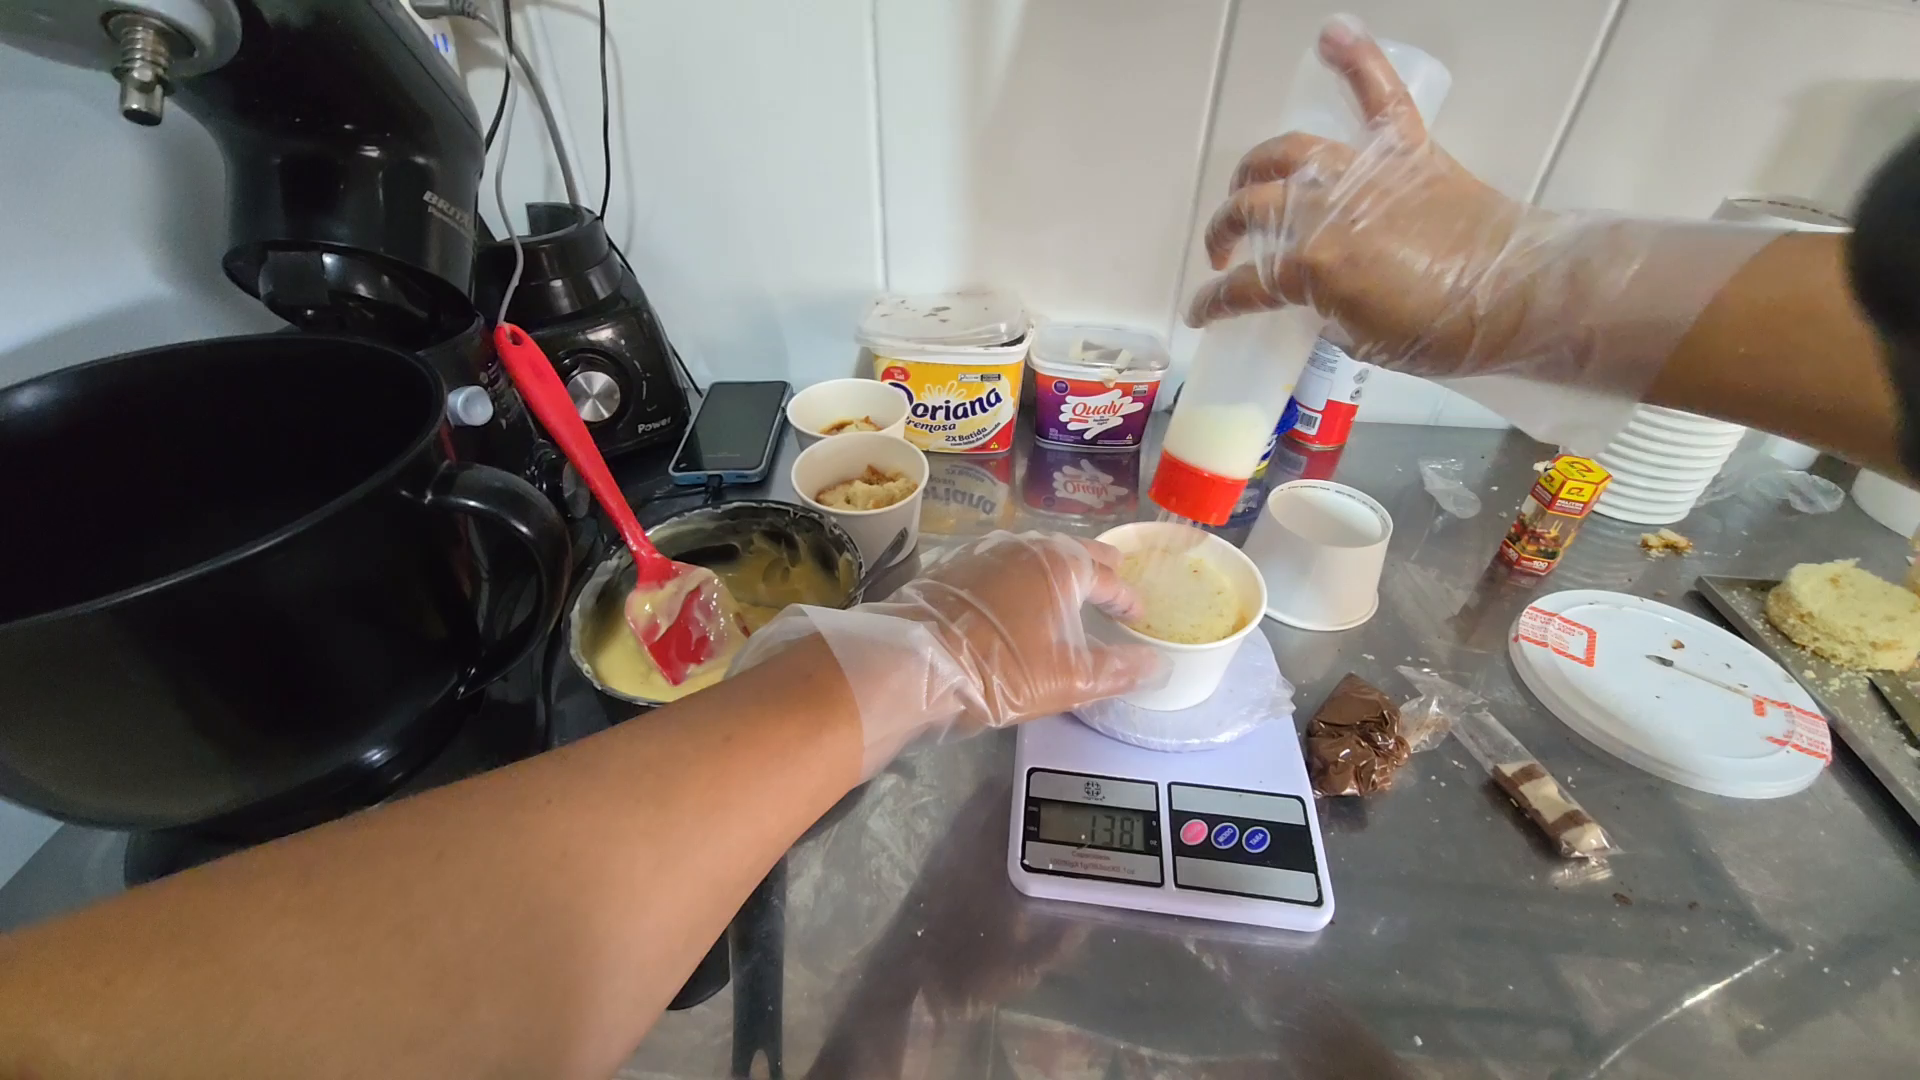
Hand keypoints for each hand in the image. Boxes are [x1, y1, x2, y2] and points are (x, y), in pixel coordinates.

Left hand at [731, 531, 1164, 775]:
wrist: (911, 662)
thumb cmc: (998, 668)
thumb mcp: (1066, 680)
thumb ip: (1115, 670)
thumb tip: (1155, 664)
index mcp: (1060, 565)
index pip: (1107, 579)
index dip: (1126, 599)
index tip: (1137, 614)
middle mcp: (1023, 545)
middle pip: (1071, 551)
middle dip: (1096, 566)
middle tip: (1111, 578)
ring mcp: (982, 551)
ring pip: (1032, 551)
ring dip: (1054, 565)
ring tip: (1063, 582)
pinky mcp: (950, 566)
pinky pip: (998, 562)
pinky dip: (1017, 572)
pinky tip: (1010, 590)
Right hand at [1186, 17, 1534, 375]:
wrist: (1518, 297)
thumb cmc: (1437, 335)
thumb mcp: (1357, 342)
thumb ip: (1321, 311)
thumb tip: (1315, 296)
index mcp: (1309, 269)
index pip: (1241, 287)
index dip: (1212, 304)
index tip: (1200, 314)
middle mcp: (1325, 212)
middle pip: (1250, 210)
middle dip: (1223, 234)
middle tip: (1226, 254)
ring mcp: (1365, 175)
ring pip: (1288, 153)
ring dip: (1255, 168)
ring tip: (1248, 185)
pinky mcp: (1408, 152)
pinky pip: (1378, 96)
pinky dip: (1357, 59)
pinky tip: (1330, 32)